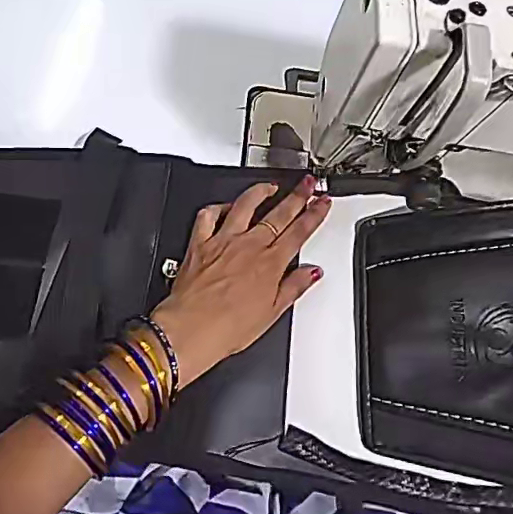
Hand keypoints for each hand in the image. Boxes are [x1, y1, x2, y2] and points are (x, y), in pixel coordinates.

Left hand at [146, 177, 331, 384]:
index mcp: (269, 264)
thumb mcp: (272, 313)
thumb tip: (311, 273)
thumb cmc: (227, 327)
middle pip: (279, 214)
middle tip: (307, 183)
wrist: (190, 330)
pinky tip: (224, 205)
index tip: (322, 202)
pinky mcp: (199, 243)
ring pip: (245, 205)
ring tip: (270, 185)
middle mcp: (248, 247)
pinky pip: (208, 215)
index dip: (314, 214)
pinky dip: (217, 207)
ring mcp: (223, 241)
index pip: (299, 231)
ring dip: (260, 192)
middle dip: (297, 196)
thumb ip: (294, 287)